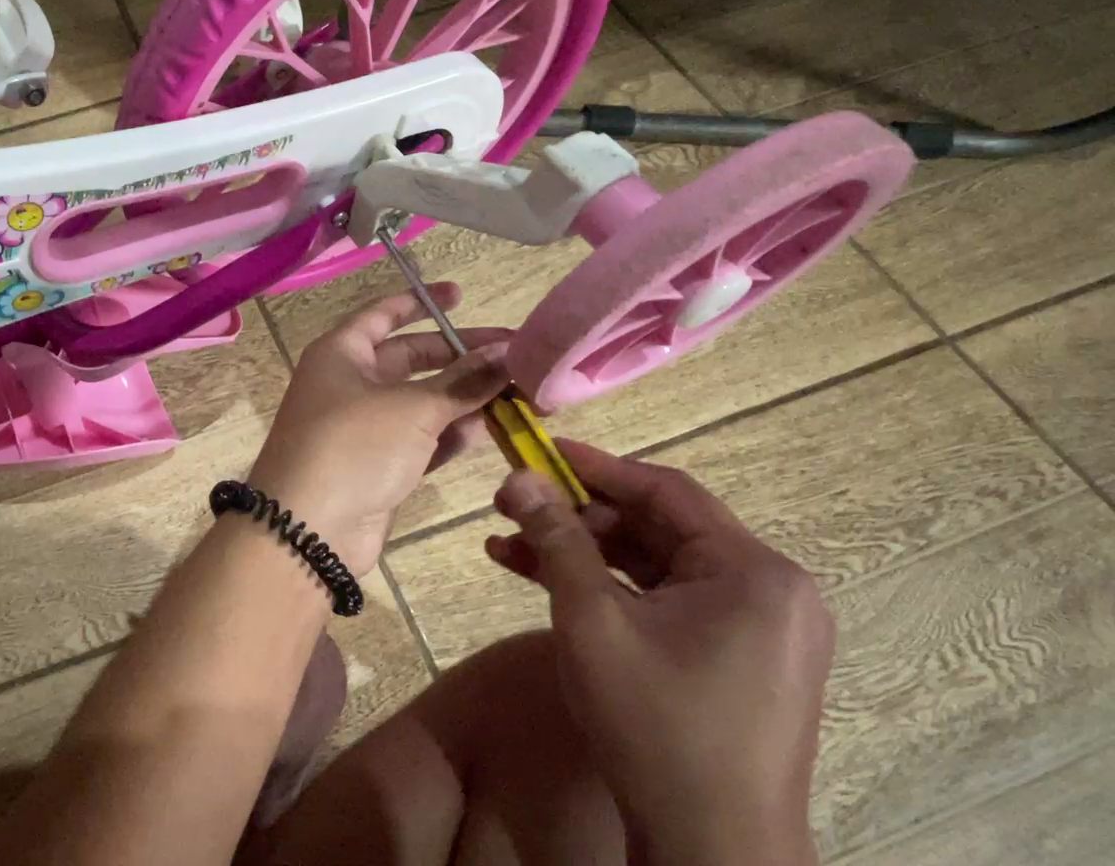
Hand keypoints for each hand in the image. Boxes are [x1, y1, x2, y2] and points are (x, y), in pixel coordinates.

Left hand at [246, 283, 509, 571]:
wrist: (308, 529)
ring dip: (462, 399)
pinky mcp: (375, 467)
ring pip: (419, 402)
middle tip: (514, 356)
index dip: (420, 302)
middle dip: (459, 357)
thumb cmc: (353, 447)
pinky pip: (418, 441)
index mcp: (340, 354)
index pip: (382, 314)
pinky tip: (485, 431)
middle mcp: (348, 384)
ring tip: (515, 394)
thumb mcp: (412, 408)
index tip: (461, 294)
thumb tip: (507, 356)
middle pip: (409, 359)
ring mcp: (361, 428)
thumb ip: (462, 382)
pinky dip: (448, 435)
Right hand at [486, 442, 832, 865]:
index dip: (596, 466)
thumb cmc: (656, 725)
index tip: (539, 450)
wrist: (712, 848)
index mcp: (755, 573)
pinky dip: (610, 592)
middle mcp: (770, 591)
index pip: (667, 491)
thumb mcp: (592, 622)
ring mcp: (757, 630)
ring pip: (656, 567)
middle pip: (659, 529)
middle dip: (578, 516)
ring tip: (508, 545)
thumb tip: (520, 478)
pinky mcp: (737, 660)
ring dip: (583, 554)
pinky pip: (666, 604)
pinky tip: (546, 585)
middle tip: (511, 508)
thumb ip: (558, 542)